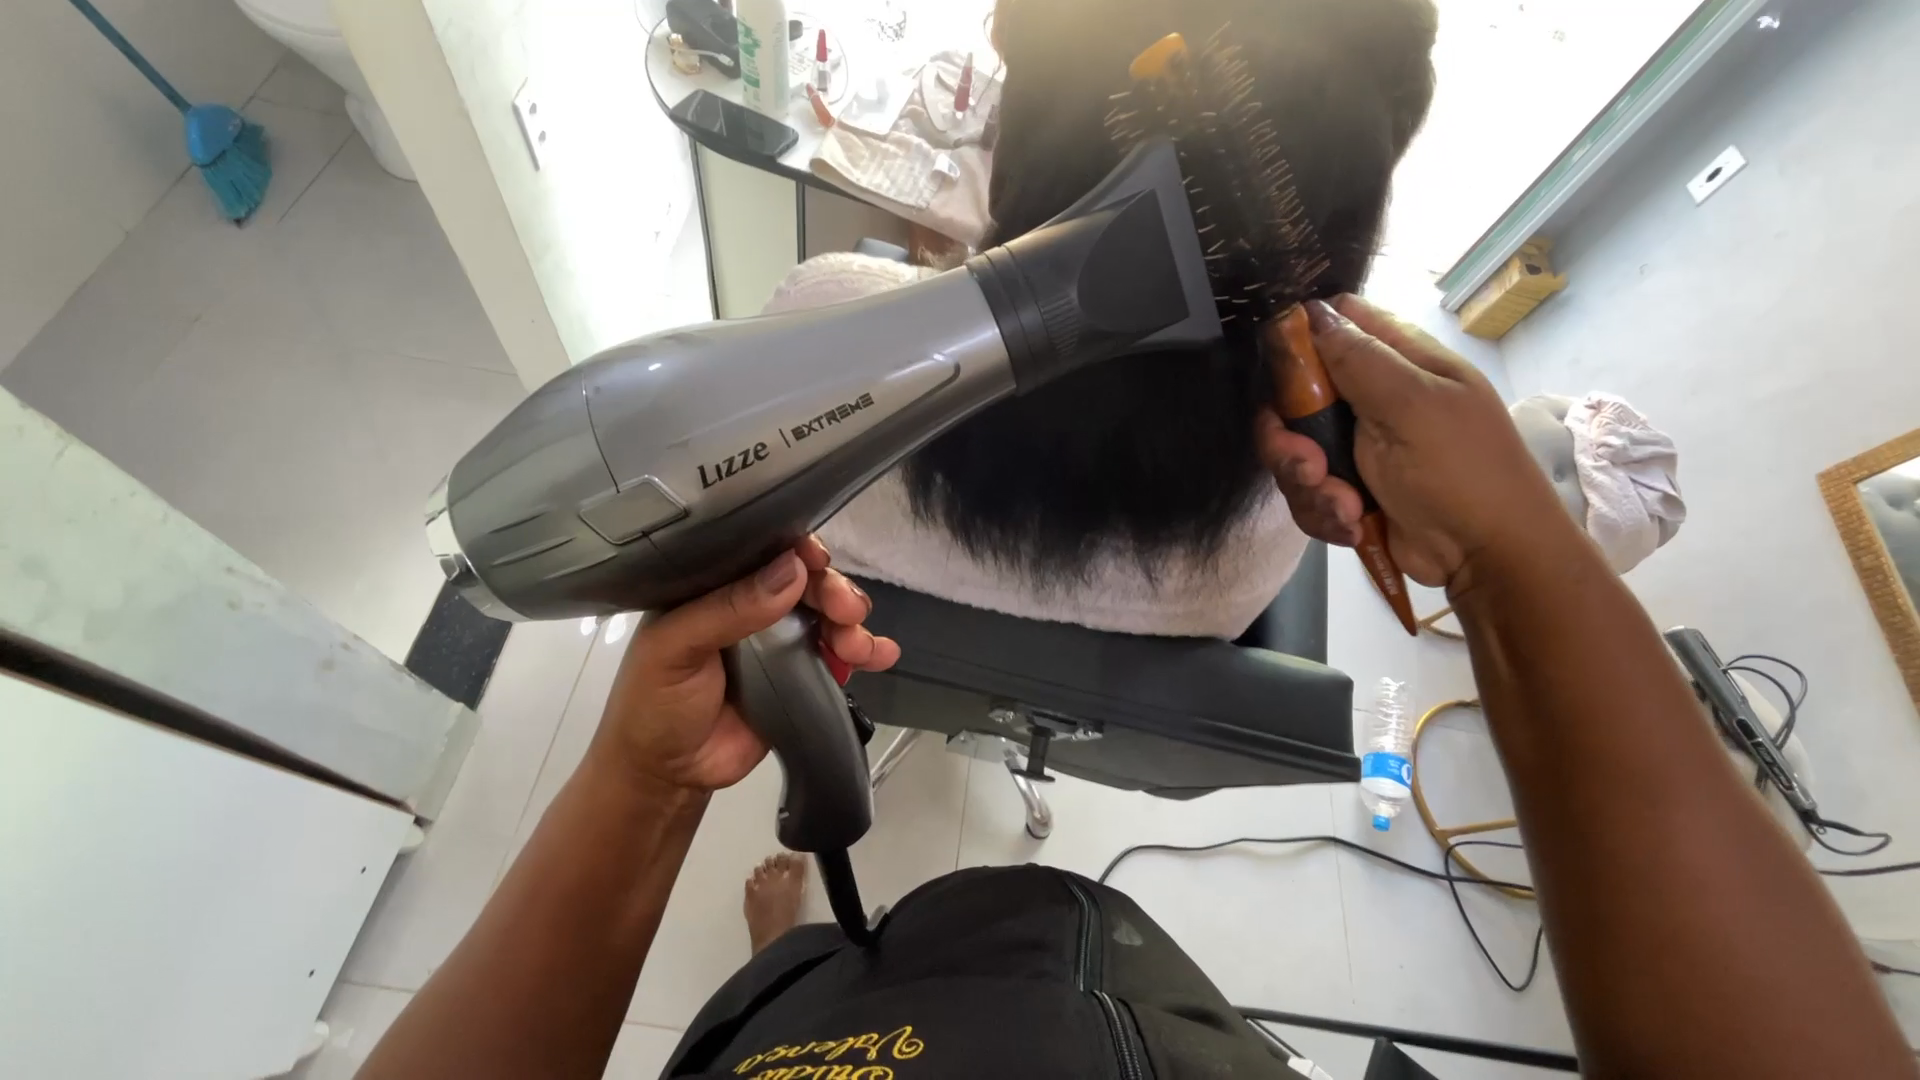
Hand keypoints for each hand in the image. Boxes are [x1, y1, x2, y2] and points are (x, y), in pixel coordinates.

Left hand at [589, 536, 900, 792]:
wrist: (668, 774)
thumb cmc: (654, 702)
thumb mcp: (676, 647)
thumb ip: (730, 608)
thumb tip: (792, 570)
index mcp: (718, 588)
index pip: (764, 553)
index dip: (796, 551)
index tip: (818, 561)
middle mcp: (754, 607)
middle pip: (808, 583)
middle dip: (835, 591)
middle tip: (847, 611)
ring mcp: (782, 642)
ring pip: (831, 616)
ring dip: (853, 623)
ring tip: (859, 646)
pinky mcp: (804, 676)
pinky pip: (841, 656)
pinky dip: (868, 651)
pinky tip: (883, 655)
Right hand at [1257, 295, 1574, 591]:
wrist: (1484, 557)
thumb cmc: (1459, 472)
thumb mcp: (1412, 406)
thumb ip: (1359, 358)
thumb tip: (1312, 312)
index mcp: (1399, 362)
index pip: (1338, 322)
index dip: (1302, 339)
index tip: (1284, 376)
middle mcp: (1371, 398)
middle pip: (1295, 398)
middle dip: (1290, 438)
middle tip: (1310, 466)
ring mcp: (1356, 446)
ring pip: (1294, 452)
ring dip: (1311, 486)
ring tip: (1347, 509)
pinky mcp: (1347, 488)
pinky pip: (1307, 492)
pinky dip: (1324, 513)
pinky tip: (1354, 524)